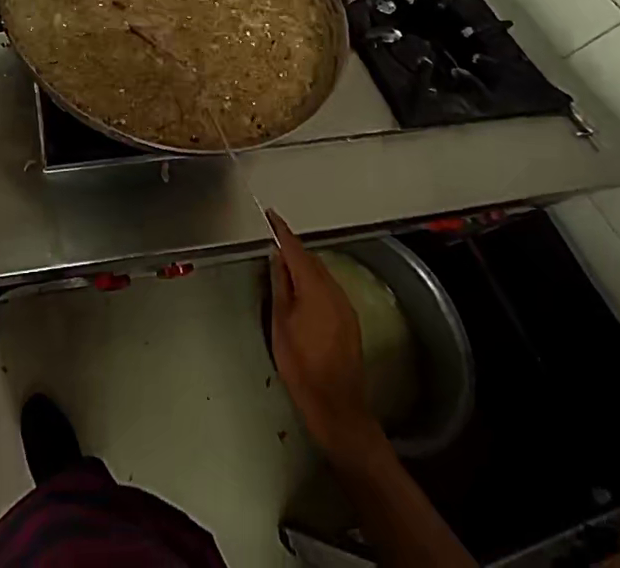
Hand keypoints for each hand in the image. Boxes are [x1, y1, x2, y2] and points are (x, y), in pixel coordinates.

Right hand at [268, 210, 385, 462]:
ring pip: (321, 274)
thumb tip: (276, 258)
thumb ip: (280, 285)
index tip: (271, 215)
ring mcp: (345, 305)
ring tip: (282, 265)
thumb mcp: (280, 322)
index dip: (282, 231)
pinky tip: (301, 290)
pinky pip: (328, 288)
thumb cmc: (300, 364)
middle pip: (311, 260)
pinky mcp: (348, 319)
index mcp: (315, 288)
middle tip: (272, 242)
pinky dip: (313, 281)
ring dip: (303, 266)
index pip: (296, 250)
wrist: (336, 403)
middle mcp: (334, 290)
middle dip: (292, 249)